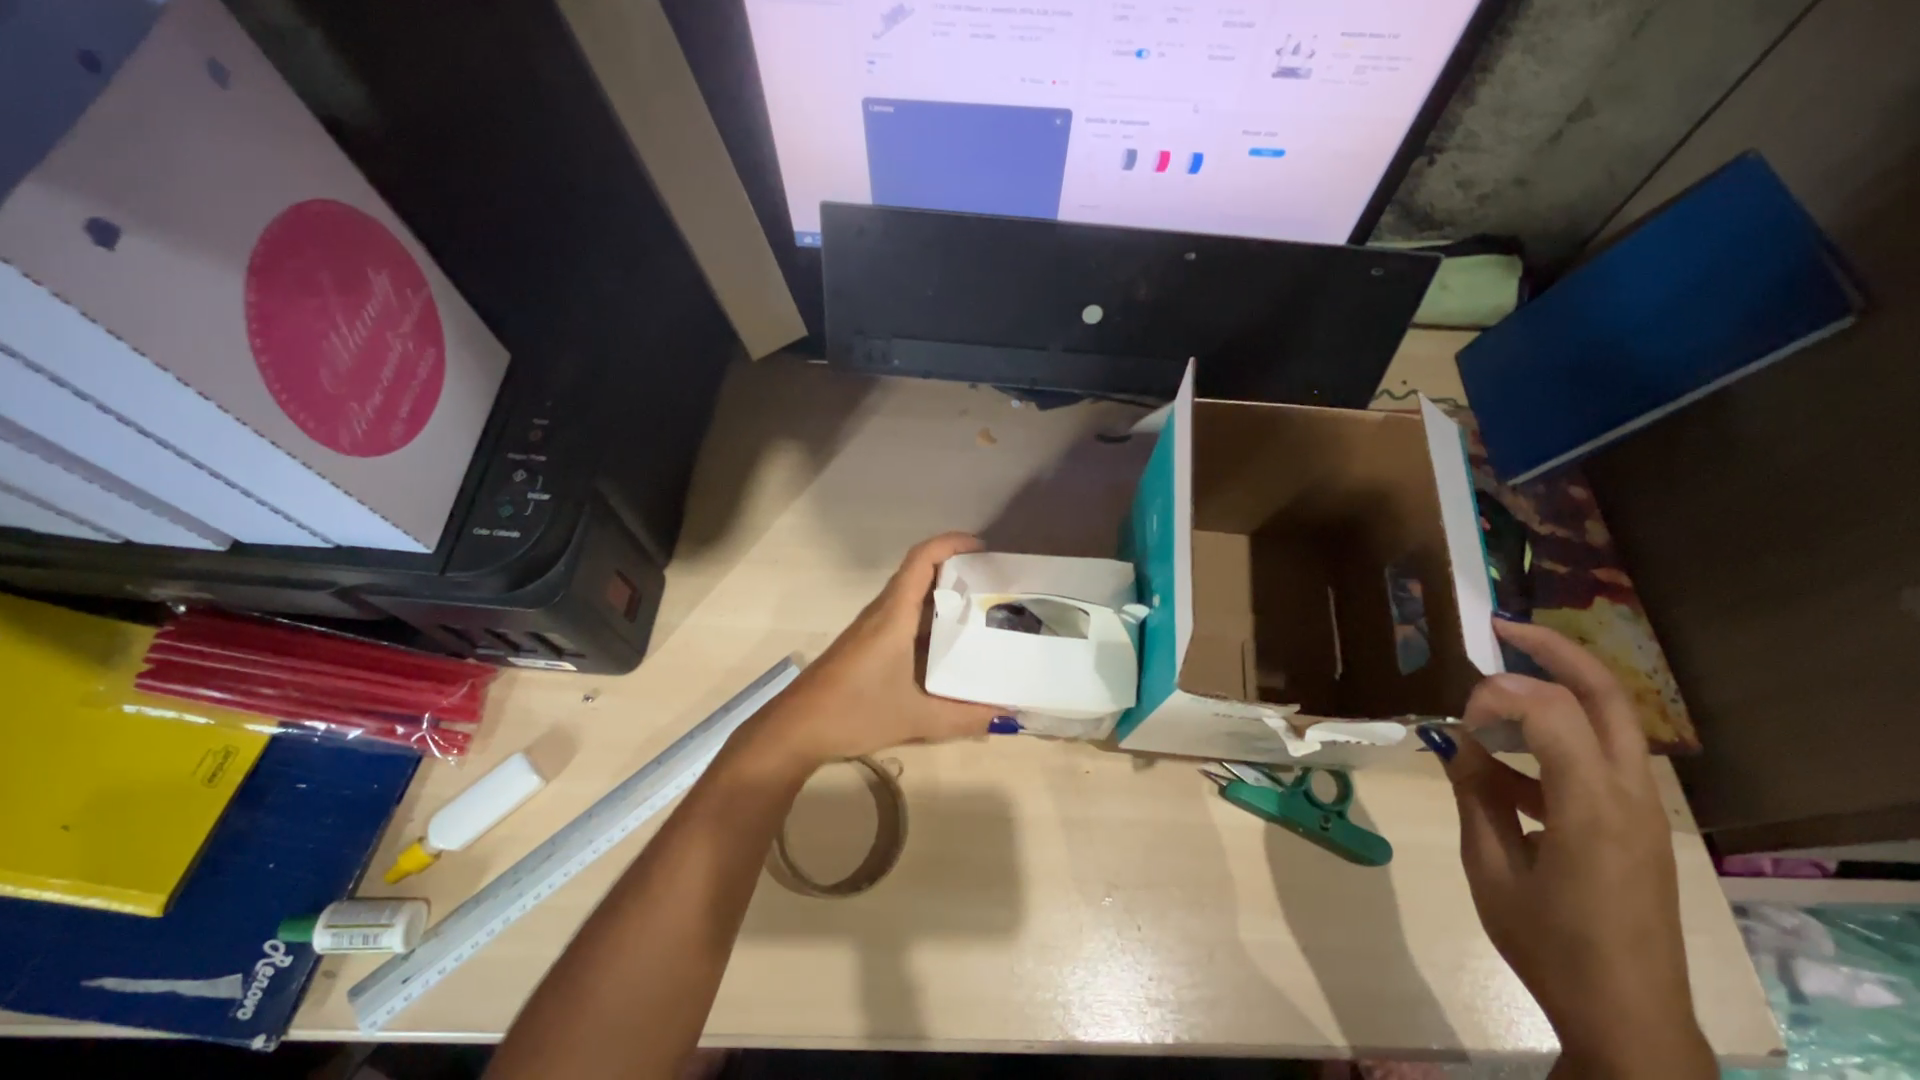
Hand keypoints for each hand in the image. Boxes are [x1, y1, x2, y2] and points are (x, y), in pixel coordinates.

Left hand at [741, 532, 1001, 769]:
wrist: (796, 729)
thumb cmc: (853, 712)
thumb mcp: (915, 718)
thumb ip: (963, 717)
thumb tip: (1006, 715)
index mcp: (893, 615)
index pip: (921, 559)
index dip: (951, 544)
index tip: (983, 548)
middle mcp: (882, 614)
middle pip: (920, 575)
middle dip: (957, 571)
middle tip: (994, 584)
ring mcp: (871, 629)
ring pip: (911, 599)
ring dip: (943, 597)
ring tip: (982, 612)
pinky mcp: (866, 647)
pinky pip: (903, 619)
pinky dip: (929, 622)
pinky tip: (949, 647)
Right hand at [1423, 619, 1713, 1078]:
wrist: (1626, 1012)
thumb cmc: (1548, 943)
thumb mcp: (1490, 868)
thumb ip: (1474, 794)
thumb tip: (1455, 740)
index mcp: (1591, 804)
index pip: (1551, 709)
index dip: (1499, 694)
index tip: (1457, 717)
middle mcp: (1629, 793)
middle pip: (1607, 695)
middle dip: (1556, 652)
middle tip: (1503, 628)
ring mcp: (1643, 809)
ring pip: (1612, 723)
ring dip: (1560, 693)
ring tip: (1500, 692)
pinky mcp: (1640, 827)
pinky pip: (1603, 762)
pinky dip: (1560, 743)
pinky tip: (1512, 769)